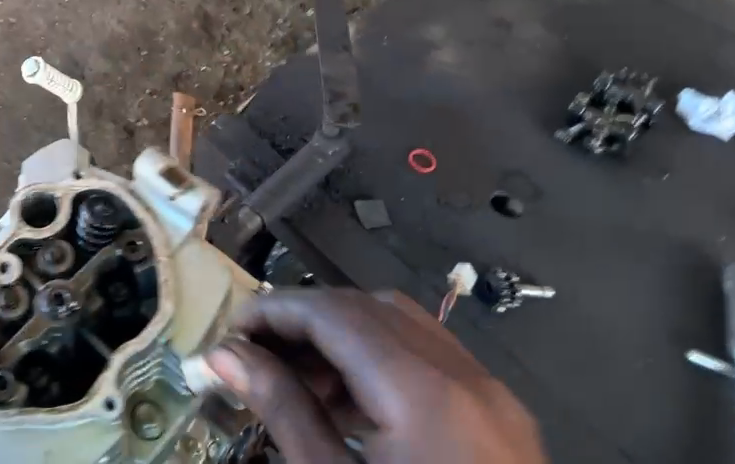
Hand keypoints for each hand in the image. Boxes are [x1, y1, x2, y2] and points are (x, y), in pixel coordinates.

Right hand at [206, 289, 544, 463]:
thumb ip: (284, 411)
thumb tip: (227, 355)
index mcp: (424, 392)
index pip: (332, 311)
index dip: (274, 310)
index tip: (230, 332)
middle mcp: (466, 377)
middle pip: (367, 309)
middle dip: (305, 319)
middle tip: (255, 352)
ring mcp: (496, 400)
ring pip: (403, 328)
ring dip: (343, 336)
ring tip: (297, 380)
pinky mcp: (507, 425)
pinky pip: (433, 362)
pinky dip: (382, 361)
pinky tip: (351, 406)